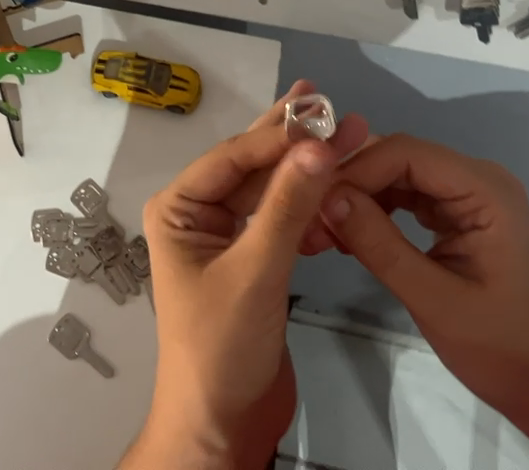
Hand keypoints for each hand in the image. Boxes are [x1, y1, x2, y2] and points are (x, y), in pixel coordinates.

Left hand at [120, 81, 368, 469]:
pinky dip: (309, 206)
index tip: (328, 115)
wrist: (223, 423)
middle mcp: (198, 212)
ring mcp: (225, 234)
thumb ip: (286, 207)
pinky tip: (337, 190)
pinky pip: (281, 217)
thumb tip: (318, 146)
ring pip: (270, 188)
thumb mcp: (255, 271)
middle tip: (334, 105)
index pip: (233, 157)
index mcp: (179, 208)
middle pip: (251, 164)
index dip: (281, 136)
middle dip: (294, 139)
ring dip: (308, 170)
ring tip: (349, 136)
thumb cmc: (223, 347)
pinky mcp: (251, 257)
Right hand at [313, 134, 528, 408]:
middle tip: (309, 215)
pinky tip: (344, 234)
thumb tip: (326, 198)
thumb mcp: (432, 299)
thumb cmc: (496, 345)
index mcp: (486, 190)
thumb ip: (380, 245)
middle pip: (398, 157)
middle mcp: (476, 178)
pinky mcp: (451, 209)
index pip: (407, 153)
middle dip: (351, 181)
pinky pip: (401, 193)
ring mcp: (464, 192)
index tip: (316, 201)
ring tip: (319, 229)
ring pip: (393, 173)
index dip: (358, 169)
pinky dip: (370, 209)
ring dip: (355, 196)